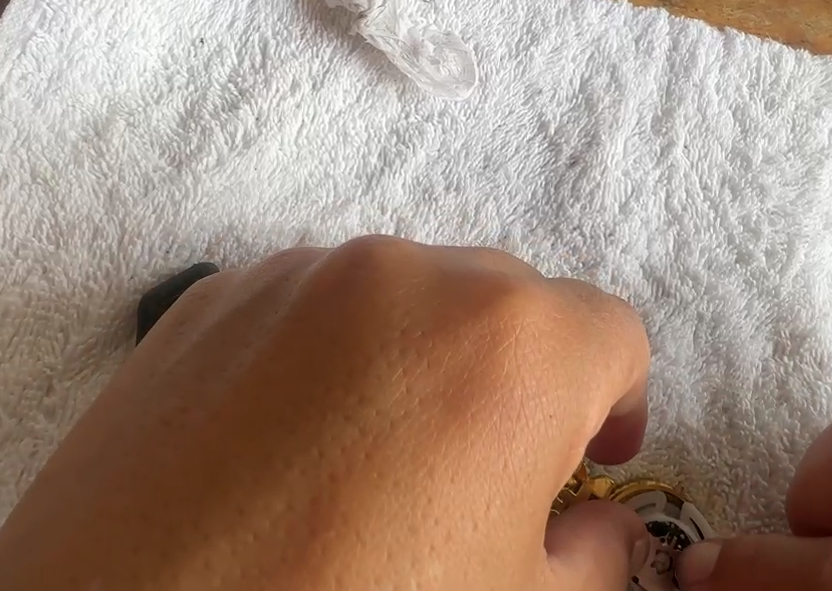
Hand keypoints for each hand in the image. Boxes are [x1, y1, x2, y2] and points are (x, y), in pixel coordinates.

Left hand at [0, 237, 654, 589]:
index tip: (585, 460)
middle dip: (518, 376)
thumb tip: (595, 523)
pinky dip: (329, 352)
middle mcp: (413, 273)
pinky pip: (315, 303)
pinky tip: (285, 444)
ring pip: (410, 294)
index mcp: (511, 342)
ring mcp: (304, 272)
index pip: (613, 331)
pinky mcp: (216, 293)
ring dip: (419, 357)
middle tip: (475, 471)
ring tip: (366, 461)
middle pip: (511, 302)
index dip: (615, 402)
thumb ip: (592, 559)